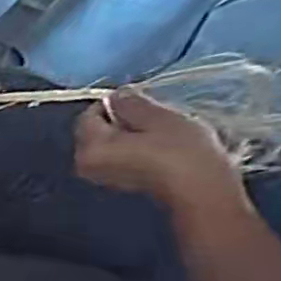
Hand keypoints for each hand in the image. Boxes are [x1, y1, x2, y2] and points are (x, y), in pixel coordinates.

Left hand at [73, 88, 245, 212]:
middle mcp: (82, 162)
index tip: (139, 97)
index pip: (87, 117)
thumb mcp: (158, 119)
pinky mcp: (110, 179)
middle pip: (92, 130)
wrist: (197, 185)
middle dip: (117, 117)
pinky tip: (154, 142)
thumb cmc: (180, 150)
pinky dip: (127, 143)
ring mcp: (95, 173)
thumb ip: (131, 105)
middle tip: (152, 112)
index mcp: (89, 148)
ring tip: (156, 127)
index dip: (110, 103)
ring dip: (125, 130)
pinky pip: (111, 153)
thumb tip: (116, 94)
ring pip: (103, 141)